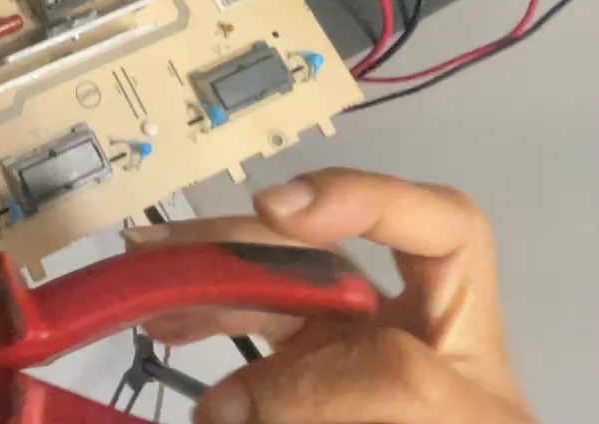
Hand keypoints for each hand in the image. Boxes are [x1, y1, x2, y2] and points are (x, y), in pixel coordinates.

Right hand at [125, 169, 535, 423]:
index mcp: (456, 333)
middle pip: (316, 250)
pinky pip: (245, 332)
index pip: (443, 228)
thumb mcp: (439, 421)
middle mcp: (398, 325)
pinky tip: (163, 329)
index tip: (279, 213)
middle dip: (234, 244)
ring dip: (198, 276)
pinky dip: (200, 321)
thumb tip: (225, 407)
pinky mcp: (301, 378)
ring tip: (142, 278)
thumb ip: (339, 394)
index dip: (363, 197)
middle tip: (164, 251)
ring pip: (264, 285)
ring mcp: (344, 348)